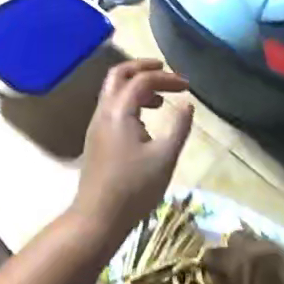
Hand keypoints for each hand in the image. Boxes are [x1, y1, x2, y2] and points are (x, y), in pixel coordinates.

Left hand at [70, 59, 192, 236]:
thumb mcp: (165, 158)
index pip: (142, 80)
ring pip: (113, 91)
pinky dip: (129, 101)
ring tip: (160, 100)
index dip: (167, 78)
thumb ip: (178, 127)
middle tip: (165, 70)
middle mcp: (103, 111)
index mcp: (119, 111)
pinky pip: (111, 106)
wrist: (98, 216)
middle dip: (142, 67)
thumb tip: (187, 104)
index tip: (188, 86)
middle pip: (119, 74)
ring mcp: (96, 124)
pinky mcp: (95, 138)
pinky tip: (145, 121)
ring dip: (135, 85)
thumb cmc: (134, 188)